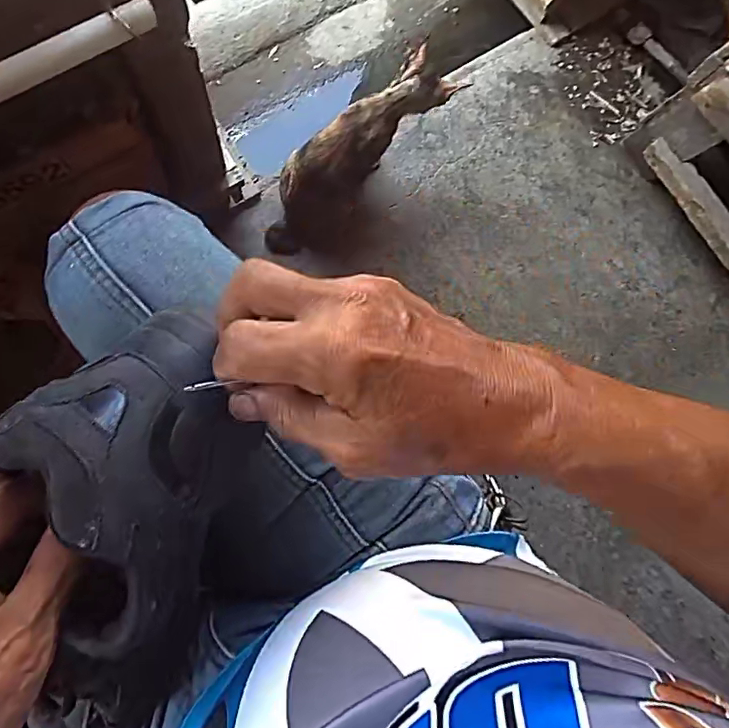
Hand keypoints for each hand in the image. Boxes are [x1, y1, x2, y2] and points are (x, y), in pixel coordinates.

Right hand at [212, 259, 559, 475]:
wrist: (500, 396)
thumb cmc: (434, 433)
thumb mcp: (353, 448)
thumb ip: (288, 416)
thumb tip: (245, 397)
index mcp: (333, 349)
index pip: (242, 340)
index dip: (227, 369)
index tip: (239, 388)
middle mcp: (342, 303)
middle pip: (249, 280)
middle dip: (230, 318)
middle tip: (244, 358)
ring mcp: (362, 284)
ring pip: (283, 278)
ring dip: (270, 315)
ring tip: (289, 361)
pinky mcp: (377, 282)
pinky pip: (318, 288)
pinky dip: (303, 314)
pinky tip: (324, 351)